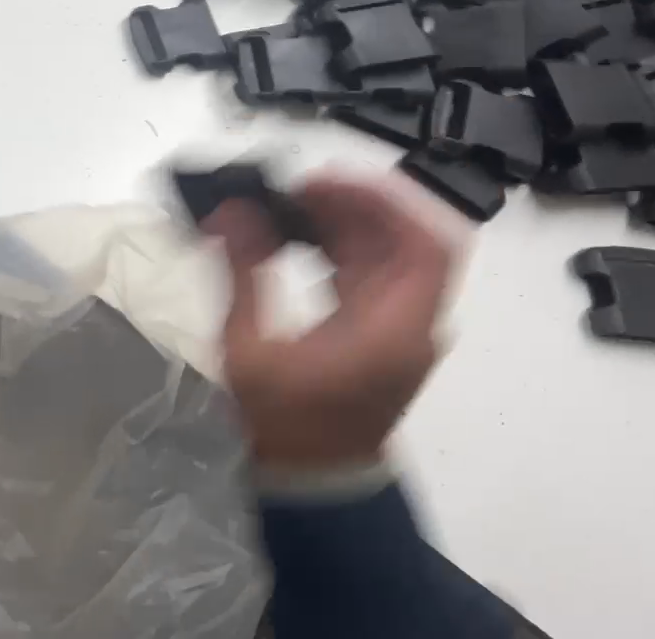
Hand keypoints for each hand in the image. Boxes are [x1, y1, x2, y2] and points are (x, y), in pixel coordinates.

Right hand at [204, 174, 454, 471]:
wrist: (311, 473)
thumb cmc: (281, 417)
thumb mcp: (249, 346)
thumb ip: (243, 275)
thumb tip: (231, 213)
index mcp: (392, 328)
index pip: (423, 247)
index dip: (383, 203)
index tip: (324, 181)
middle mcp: (408, 322)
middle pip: (403, 244)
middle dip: (351, 205)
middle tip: (290, 187)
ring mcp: (396, 327)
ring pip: (385, 255)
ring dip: (341, 223)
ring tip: (284, 203)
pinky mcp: (376, 330)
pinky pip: (367, 273)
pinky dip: (336, 246)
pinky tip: (292, 235)